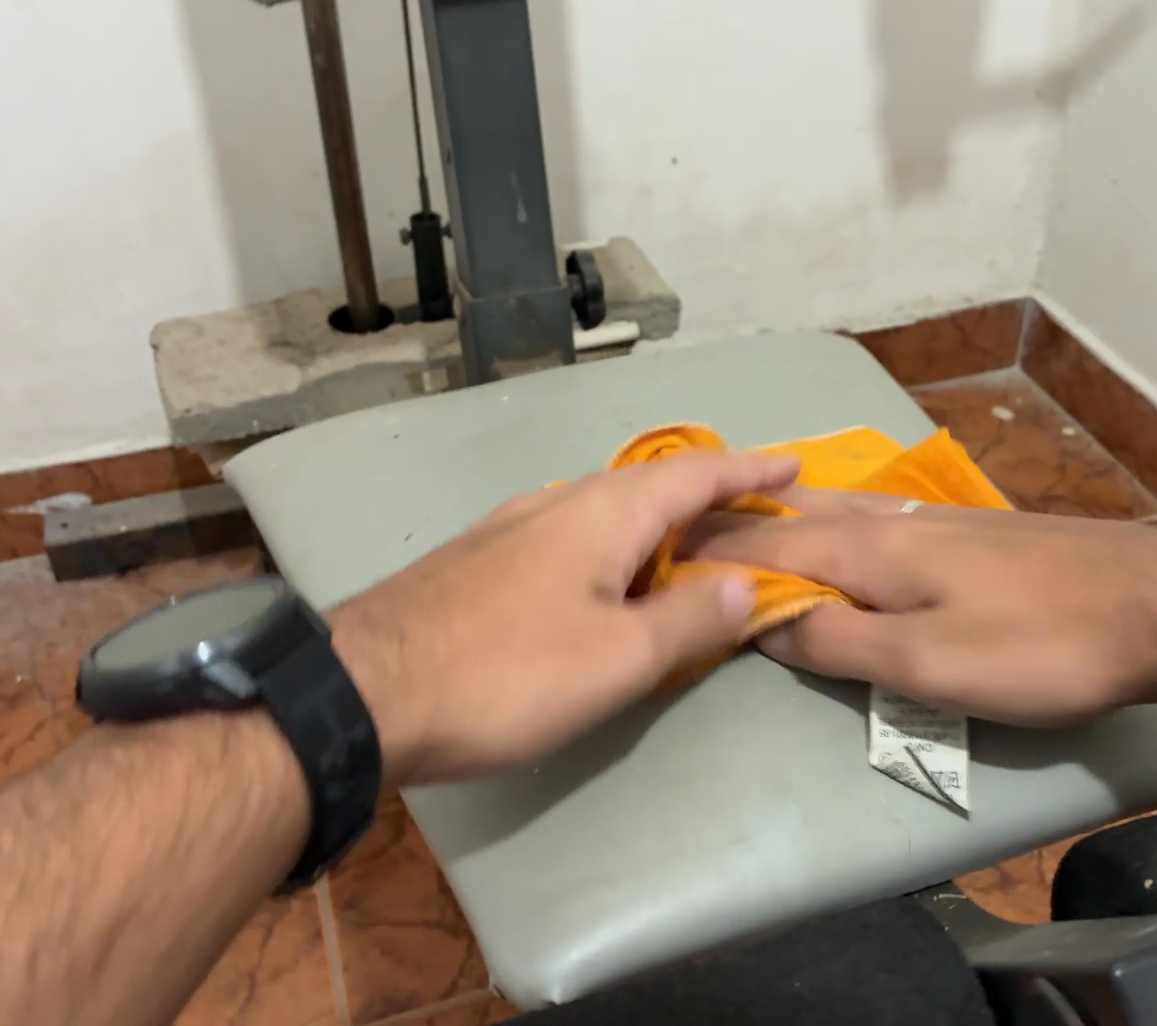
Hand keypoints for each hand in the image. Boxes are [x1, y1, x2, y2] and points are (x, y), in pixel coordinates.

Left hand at [327, 451, 797, 785]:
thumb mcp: (617, 658)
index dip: (750, 469)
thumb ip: (688, 618)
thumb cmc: (505, 672)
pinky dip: (616, 545)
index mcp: (605, 512)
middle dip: (708, 495)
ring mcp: (515, 524)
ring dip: (659, 521)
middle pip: (653, 484)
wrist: (363, 690)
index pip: (697, 474)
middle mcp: (561, 500)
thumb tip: (745, 582)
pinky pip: (573, 533)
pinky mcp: (485, 556)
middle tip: (751, 515)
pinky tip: (608, 576)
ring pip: (608, 508)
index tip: (793, 466)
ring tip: (689, 548)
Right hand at [686, 489, 1156, 725]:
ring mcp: (928, 520)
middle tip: (686, 534)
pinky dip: (824, 520)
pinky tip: (834, 527)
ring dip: (777, 516)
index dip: (711, 556)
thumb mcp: (927, 662)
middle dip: (735, 525)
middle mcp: (886, 521)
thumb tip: (763, 622)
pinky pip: (867, 517)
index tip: (659, 560)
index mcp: (866, 550)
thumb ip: (838, 642)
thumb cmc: (1035, 642)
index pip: (765, 547)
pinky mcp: (963, 531)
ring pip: (830, 508)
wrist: (1156, 601)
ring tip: (742, 523)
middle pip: (791, 515)